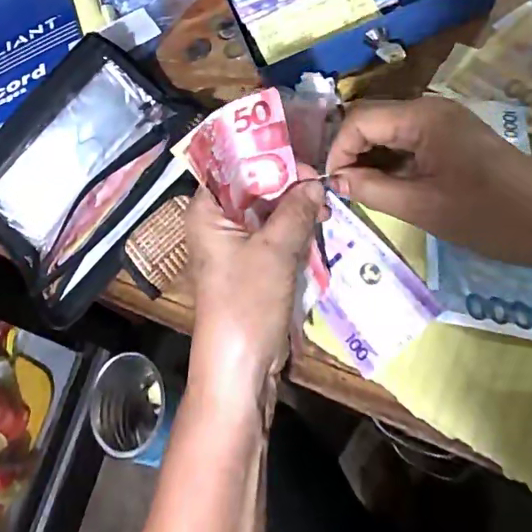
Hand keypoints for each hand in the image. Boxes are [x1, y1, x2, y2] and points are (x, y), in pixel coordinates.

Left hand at [184, 175, 322, 377]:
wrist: (239, 371)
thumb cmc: (247, 303)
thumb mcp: (276, 250)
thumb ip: (296, 210)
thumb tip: (316, 183)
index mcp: (207, 210)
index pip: (234, 167)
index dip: (269, 160)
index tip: (305, 162)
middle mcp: (215, 222)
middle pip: (254, 189)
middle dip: (289, 187)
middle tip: (322, 188)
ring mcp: (233, 246)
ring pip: (268, 213)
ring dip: (295, 210)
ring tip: (325, 210)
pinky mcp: (250, 267)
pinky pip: (273, 237)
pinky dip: (293, 233)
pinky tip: (317, 229)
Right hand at [325, 96, 531, 260]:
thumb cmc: (487, 215)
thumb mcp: (422, 207)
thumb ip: (371, 189)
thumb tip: (334, 180)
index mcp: (422, 117)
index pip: (358, 119)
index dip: (338, 150)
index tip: (332, 186)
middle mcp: (430, 107)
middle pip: (372, 118)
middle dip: (351, 150)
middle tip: (343, 188)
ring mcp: (444, 118)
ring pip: (389, 127)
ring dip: (371, 154)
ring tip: (361, 189)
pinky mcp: (453, 133)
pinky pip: (409, 136)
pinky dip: (393, 157)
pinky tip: (389, 184)